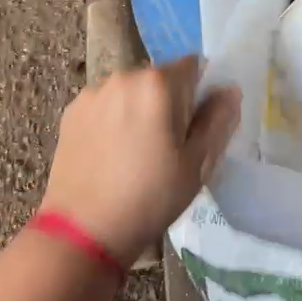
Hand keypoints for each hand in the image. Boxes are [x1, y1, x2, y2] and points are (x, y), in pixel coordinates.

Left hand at [40, 58, 241, 266]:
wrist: (81, 234)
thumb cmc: (150, 198)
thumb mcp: (198, 164)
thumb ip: (219, 119)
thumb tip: (229, 89)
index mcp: (159, 83)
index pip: (194, 66)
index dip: (200, 94)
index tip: (193, 128)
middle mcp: (125, 76)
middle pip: (161, 77)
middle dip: (169, 101)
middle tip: (167, 145)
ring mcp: (94, 92)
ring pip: (132, 90)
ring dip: (140, 108)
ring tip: (135, 152)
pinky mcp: (72, 111)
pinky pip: (106, 104)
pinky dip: (113, 118)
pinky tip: (111, 154)